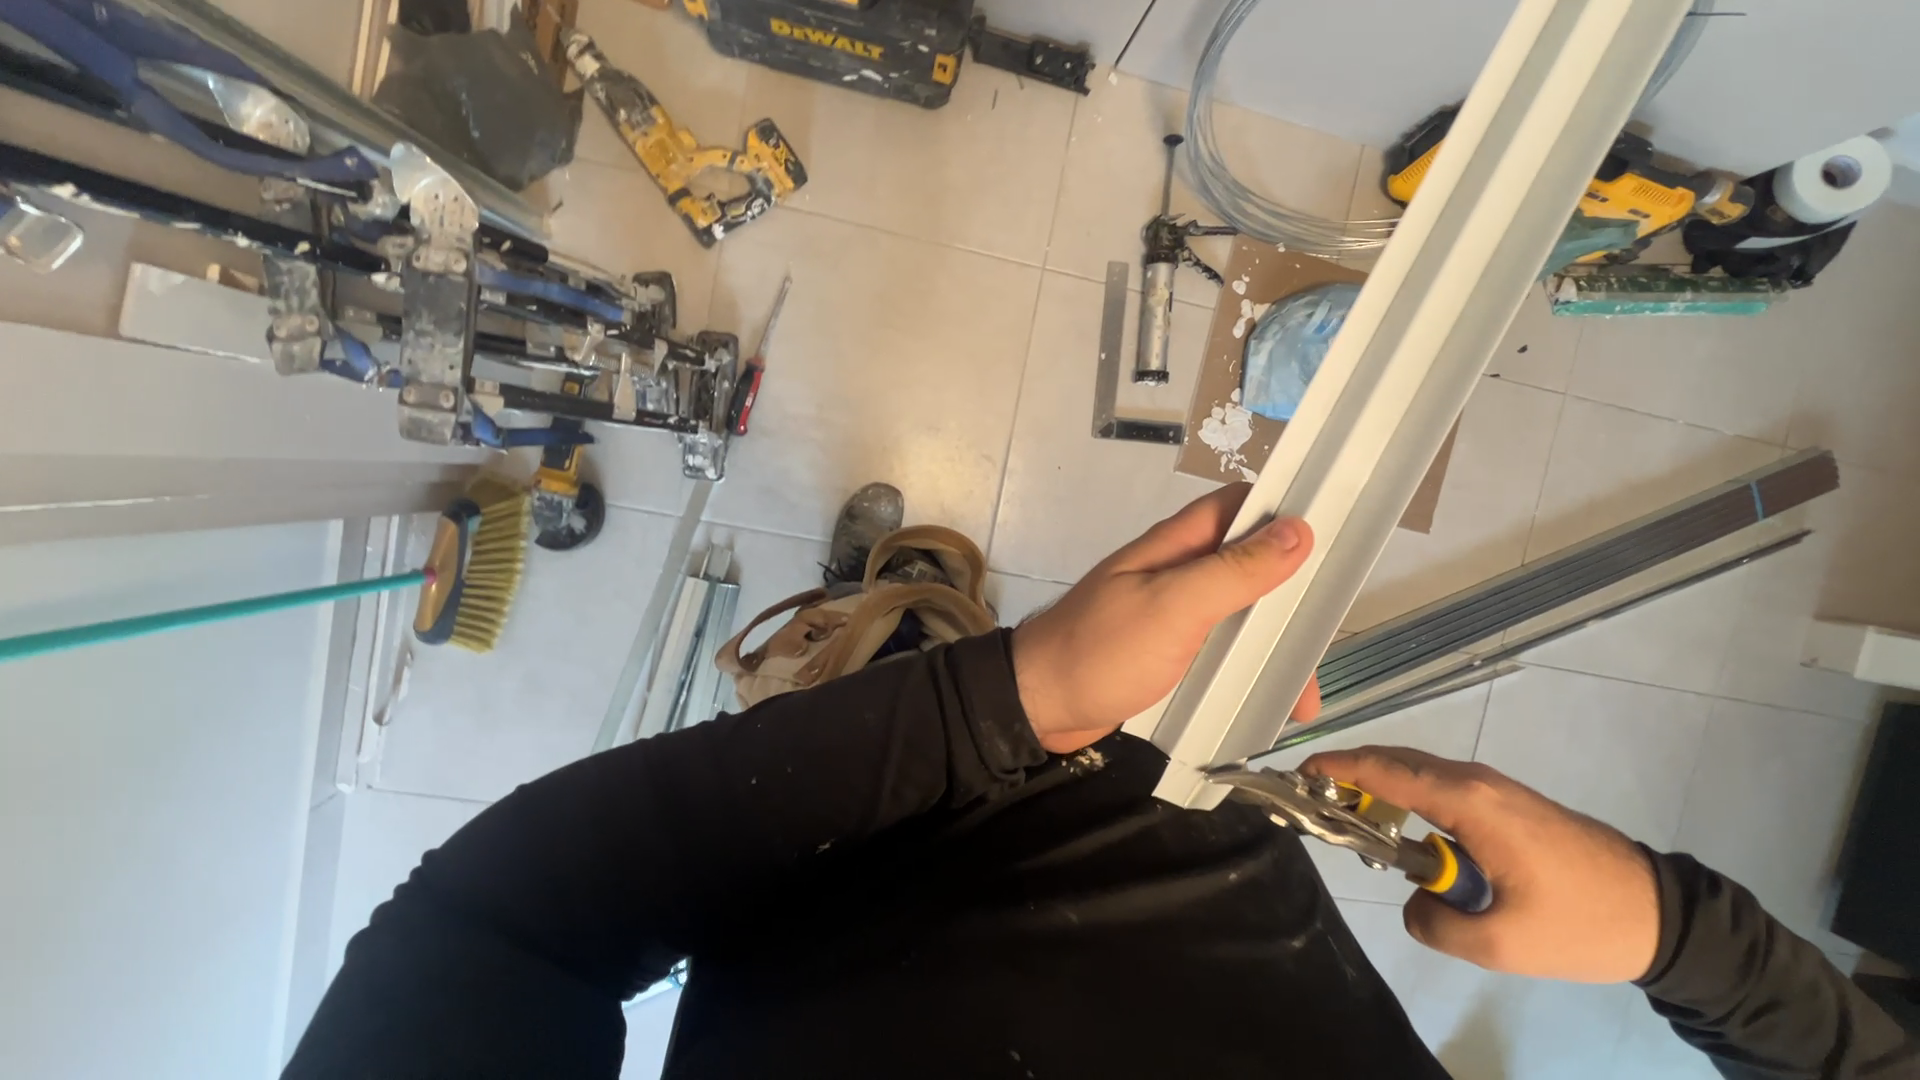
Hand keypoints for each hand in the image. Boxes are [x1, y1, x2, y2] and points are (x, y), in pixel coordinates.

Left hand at [1011, 483, 1319, 753]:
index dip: (1285, 515)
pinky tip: (1269, 706)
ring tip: (1303, 696)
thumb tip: (1298, 528)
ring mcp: (1173, 613)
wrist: (1038, 706)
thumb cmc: (1102, 651)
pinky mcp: (1169, 652)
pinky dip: (1246, 673)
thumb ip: (1233, 571)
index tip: (1335, 543)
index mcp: (1176, 545)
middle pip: (1249, 565)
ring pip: (1239, 614)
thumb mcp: (1173, 606)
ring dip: (1272, 646)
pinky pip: (1219, 651)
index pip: (1240, 508)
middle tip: (1321, 641)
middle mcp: (1178, 571)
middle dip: (1291, 597)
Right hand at [1300, 746, 1659, 983]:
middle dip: (1347, 774)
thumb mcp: (1499, 943)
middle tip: (1314, 803)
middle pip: (1393, 761)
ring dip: (1377, 787)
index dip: (1335, 768)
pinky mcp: (1502, 800)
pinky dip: (1404, 796)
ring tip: (1349, 821)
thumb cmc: (1580, 923)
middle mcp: (1473, 780)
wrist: (1663, 916)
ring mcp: (1490, 786)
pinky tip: (1399, 832)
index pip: (1384, 771)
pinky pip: (1436, 786)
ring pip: (1414, 771)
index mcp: (1467, 802)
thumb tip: (1415, 899)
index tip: (1297, 776)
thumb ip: (1433, 921)